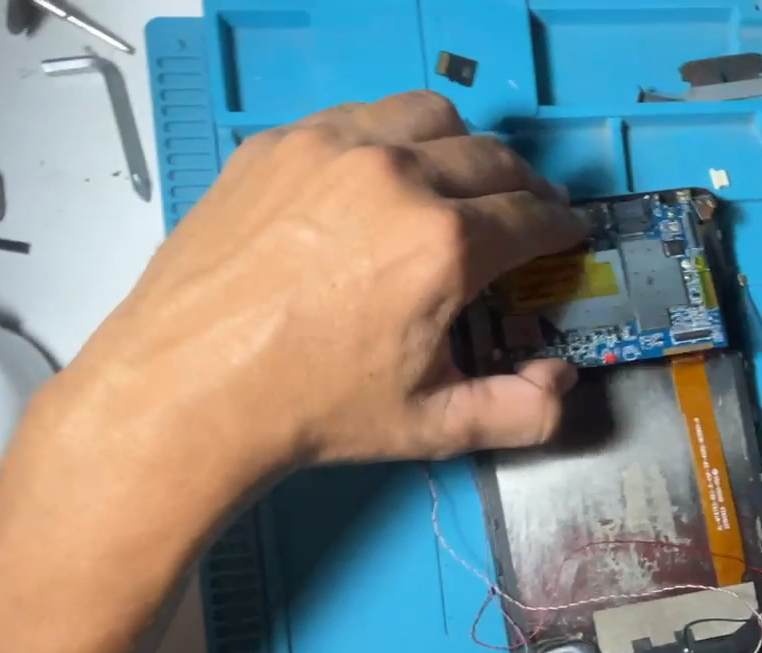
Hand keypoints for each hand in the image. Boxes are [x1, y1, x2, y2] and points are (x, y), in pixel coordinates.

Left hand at [64, 90, 584, 477]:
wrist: (190, 388)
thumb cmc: (318, 408)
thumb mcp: (436, 426)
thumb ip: (524, 412)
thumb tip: (564, 378)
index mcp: (443, 245)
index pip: (531, 217)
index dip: (562, 226)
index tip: (570, 232)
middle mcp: (395, 176)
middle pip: (493, 157)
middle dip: (525, 187)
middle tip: (528, 214)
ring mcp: (330, 148)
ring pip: (430, 117)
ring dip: (463, 149)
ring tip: (458, 188)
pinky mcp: (278, 143)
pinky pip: (360, 117)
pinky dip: (393, 142)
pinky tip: (380, 186)